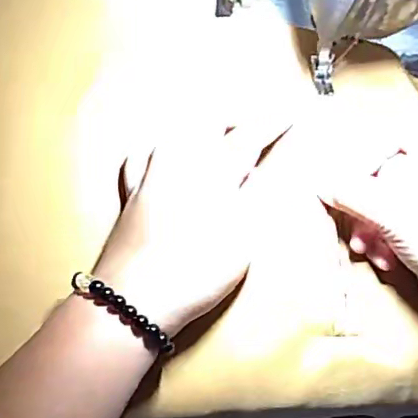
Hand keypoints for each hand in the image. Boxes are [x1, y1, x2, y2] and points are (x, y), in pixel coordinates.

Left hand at [90, 118, 289, 334]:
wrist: (134, 301)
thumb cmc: (194, 272)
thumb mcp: (242, 238)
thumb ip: (254, 199)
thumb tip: (259, 173)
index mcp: (212, 172)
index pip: (247, 136)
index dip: (270, 124)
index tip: (287, 116)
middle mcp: (177, 164)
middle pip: (207, 123)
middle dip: (234, 120)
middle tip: (254, 127)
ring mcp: (149, 177)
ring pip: (175, 135)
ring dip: (199, 129)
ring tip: (214, 138)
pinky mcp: (131, 197)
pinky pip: (144, 157)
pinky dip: (160, 151)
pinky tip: (162, 158)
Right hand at [319, 114, 417, 337]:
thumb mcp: (393, 210)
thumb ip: (352, 192)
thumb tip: (322, 183)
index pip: (385, 135)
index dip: (355, 156)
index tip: (332, 178)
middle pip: (380, 173)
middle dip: (359, 202)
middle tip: (348, 217)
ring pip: (384, 204)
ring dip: (367, 227)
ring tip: (365, 245)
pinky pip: (394, 228)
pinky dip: (382, 242)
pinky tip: (383, 258)